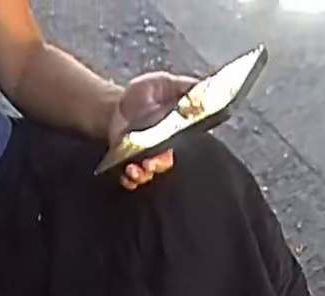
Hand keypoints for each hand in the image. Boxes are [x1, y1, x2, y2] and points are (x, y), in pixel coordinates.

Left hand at [108, 72, 197, 190]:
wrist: (117, 104)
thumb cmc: (143, 95)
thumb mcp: (164, 84)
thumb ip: (185, 87)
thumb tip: (208, 87)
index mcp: (174, 133)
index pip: (182, 146)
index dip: (177, 149)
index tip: (168, 150)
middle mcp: (161, 150)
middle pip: (164, 164)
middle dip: (157, 165)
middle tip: (148, 163)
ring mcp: (144, 160)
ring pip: (148, 175)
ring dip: (141, 176)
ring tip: (133, 169)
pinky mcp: (128, 166)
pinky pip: (131, 181)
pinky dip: (129, 181)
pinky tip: (126, 174)